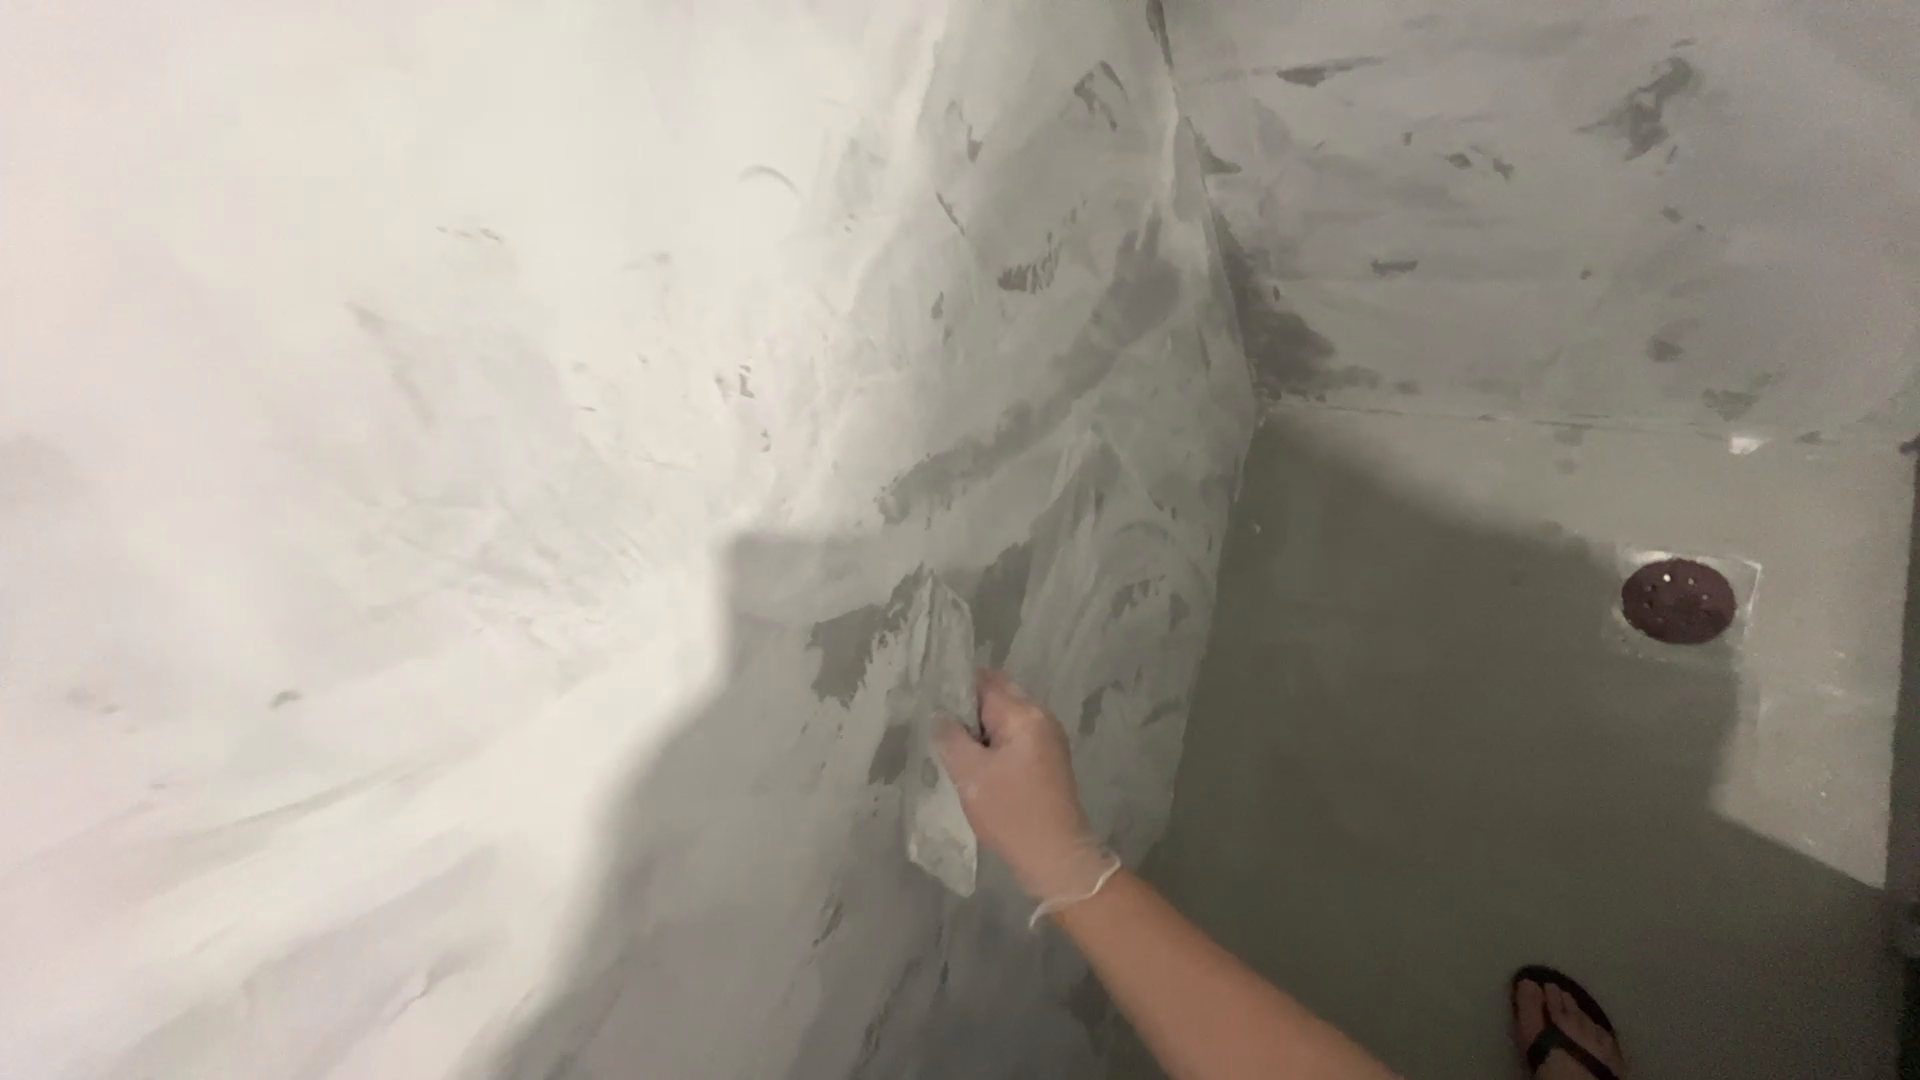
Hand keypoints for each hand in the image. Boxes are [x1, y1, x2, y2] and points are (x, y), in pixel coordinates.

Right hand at [935, 670, 1115, 903]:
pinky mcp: (1049, 757)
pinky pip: (1016, 735)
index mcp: (1024, 714)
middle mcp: (1041, 716)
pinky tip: (978, 763)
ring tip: (954, 747)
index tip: (930, 702)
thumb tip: (940, 714)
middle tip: (939, 728)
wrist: (1057, 858)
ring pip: (1006, 717)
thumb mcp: (970, 774)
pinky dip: (996, 742)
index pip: (985, 681)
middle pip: (998, 695)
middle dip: (968, 708)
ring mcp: (1049, 737)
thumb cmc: (1011, 814)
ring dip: (981, 727)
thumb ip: (950, 737)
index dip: (956, 688)